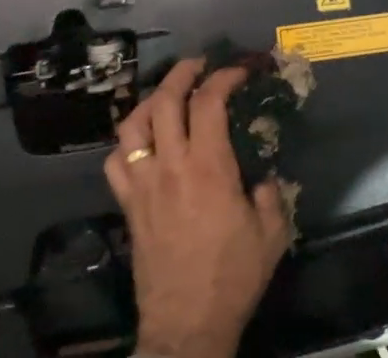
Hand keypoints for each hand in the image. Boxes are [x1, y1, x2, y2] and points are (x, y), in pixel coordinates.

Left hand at [105, 58, 291, 357]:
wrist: (187, 323)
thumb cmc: (232, 277)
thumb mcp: (271, 234)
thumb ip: (271, 194)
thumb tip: (264, 175)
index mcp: (209, 167)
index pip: (209, 102)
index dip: (224, 77)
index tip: (239, 71)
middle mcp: (170, 166)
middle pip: (164, 100)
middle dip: (181, 73)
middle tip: (199, 65)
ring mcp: (143, 184)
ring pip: (132, 124)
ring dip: (149, 100)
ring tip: (166, 95)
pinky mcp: (128, 205)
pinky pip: (116, 162)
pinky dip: (126, 143)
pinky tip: (141, 142)